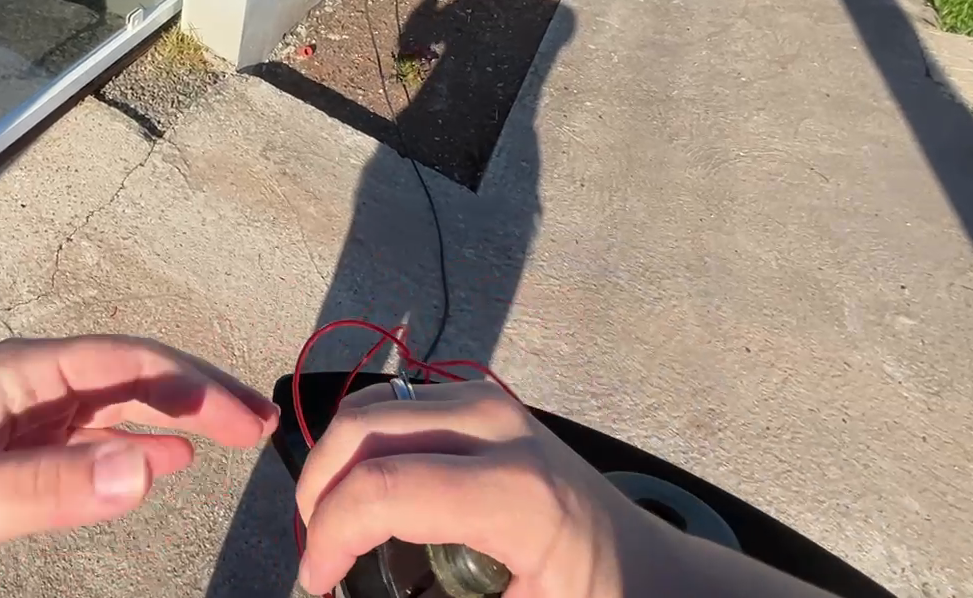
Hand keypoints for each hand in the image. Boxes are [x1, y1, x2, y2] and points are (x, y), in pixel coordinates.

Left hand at [0, 335, 279, 597]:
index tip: (247, 415)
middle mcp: (18, 387)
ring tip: (221, 441)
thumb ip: (52, 485)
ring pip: (105, 410)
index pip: (123, 362)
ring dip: (164, 421)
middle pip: (122, 378)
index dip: (191, 384)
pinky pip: (78, 447)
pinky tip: (153, 466)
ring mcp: (9, 424)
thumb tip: (150, 463)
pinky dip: (124, 452)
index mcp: (12, 374)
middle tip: (253, 427)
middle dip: (190, 396)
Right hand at [294, 379, 670, 597]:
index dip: (331, 530)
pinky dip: (358, 441)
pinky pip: (390, 401)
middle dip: (319, 487)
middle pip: (364, 428)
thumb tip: (353, 594)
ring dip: (333, 459)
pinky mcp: (474, 395)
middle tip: (314, 548)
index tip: (316, 581)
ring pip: (369, 405)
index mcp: (514, 491)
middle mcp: (492, 424)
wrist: (658, 572)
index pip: (385, 488)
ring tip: (330, 517)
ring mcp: (482, 398)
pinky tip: (361, 486)